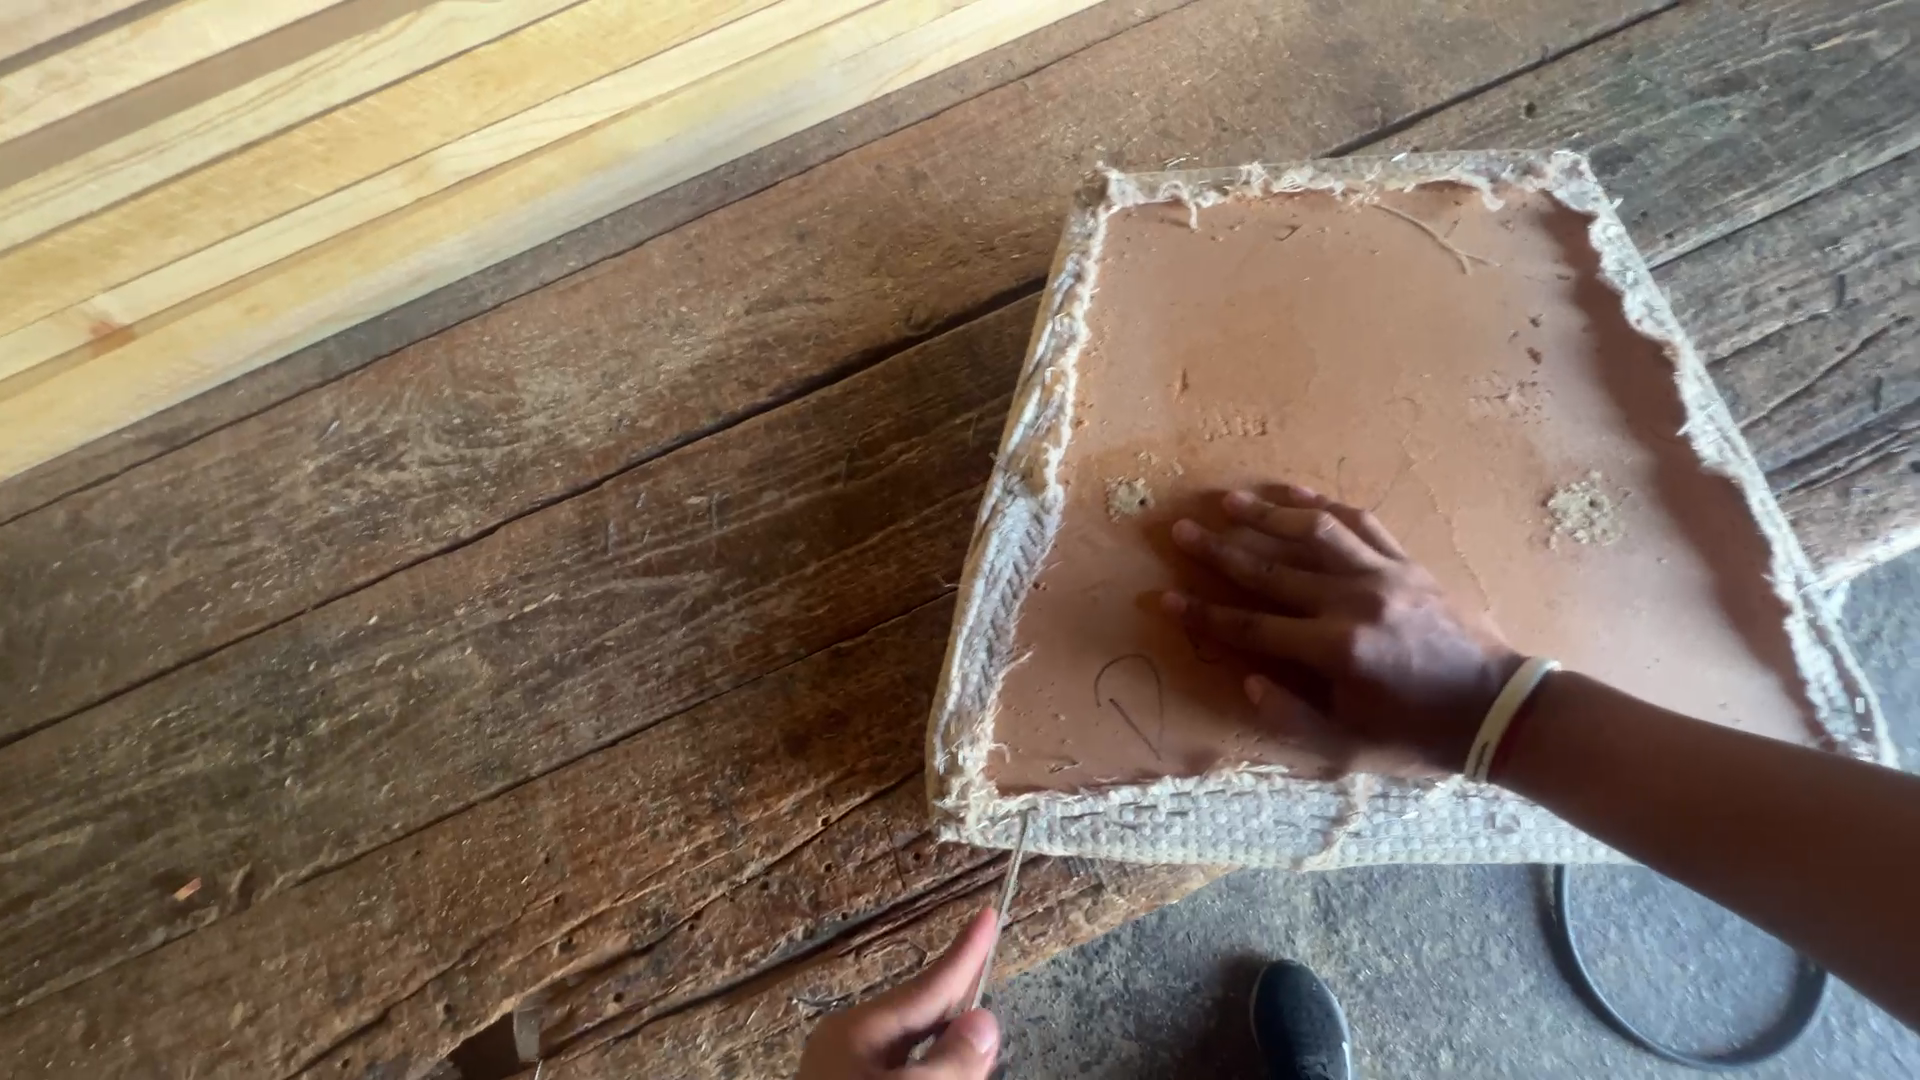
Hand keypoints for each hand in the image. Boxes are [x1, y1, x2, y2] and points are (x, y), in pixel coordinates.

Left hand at [796, 908, 1001, 1078]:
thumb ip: (951, 1065)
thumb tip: (986, 1022)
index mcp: (856, 1035)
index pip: (927, 986)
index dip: (965, 952)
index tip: (988, 913)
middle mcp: (852, 1052)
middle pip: (927, 1021)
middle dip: (963, 1016)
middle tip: (990, 993)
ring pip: (923, 1058)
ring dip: (952, 1061)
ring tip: (974, 1056)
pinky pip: (912, 1077)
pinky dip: (933, 1076)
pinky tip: (954, 1070)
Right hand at [1158, 483, 1522, 775]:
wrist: (1500, 709)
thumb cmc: (1417, 732)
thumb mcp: (1349, 745)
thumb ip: (1291, 715)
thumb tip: (1246, 680)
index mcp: (1336, 651)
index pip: (1249, 627)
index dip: (1201, 614)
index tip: (1162, 597)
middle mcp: (1354, 603)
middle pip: (1269, 569)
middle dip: (1218, 549)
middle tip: (1180, 529)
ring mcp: (1383, 575)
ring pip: (1312, 531)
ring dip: (1265, 513)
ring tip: (1227, 500)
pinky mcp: (1405, 563)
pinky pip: (1358, 522)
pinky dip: (1321, 503)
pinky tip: (1291, 491)